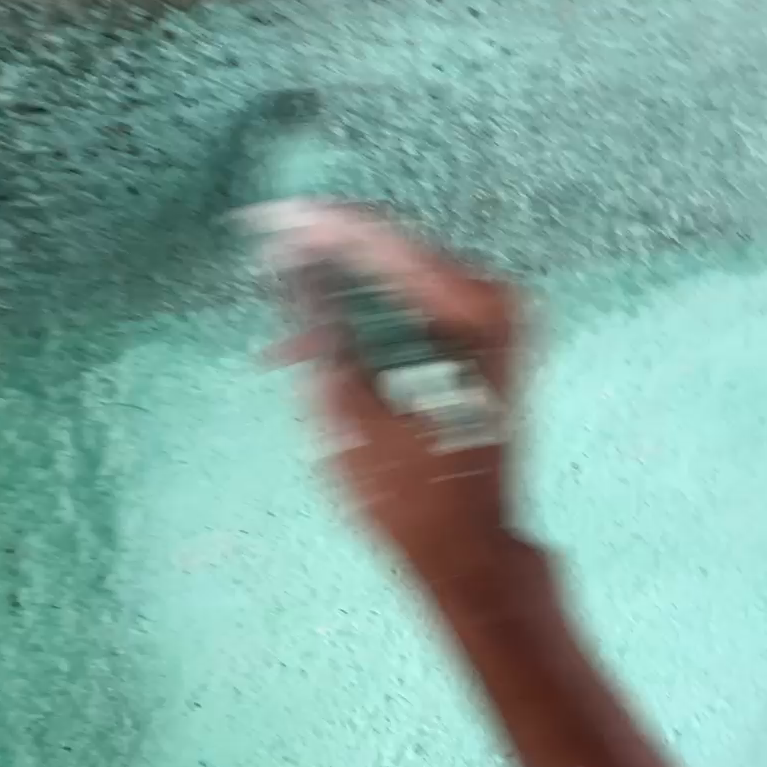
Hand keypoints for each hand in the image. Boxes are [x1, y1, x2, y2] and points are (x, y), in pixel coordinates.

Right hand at [255, 201, 525, 566]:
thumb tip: (293, 259)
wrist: (468, 547)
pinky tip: (325, 347)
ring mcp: (496, 319)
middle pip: (390, 254)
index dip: (317, 227)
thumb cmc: (408, 490)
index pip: (379, 239)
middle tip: (272, 266)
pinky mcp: (486, 339)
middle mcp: (494, 301)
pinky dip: (368, 322)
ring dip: (339, 301)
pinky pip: (412, 308)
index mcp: (470, 311)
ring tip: (288, 340)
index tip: (270, 219)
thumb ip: (320, 317)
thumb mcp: (345, 402)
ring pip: (395, 282)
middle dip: (324, 265)